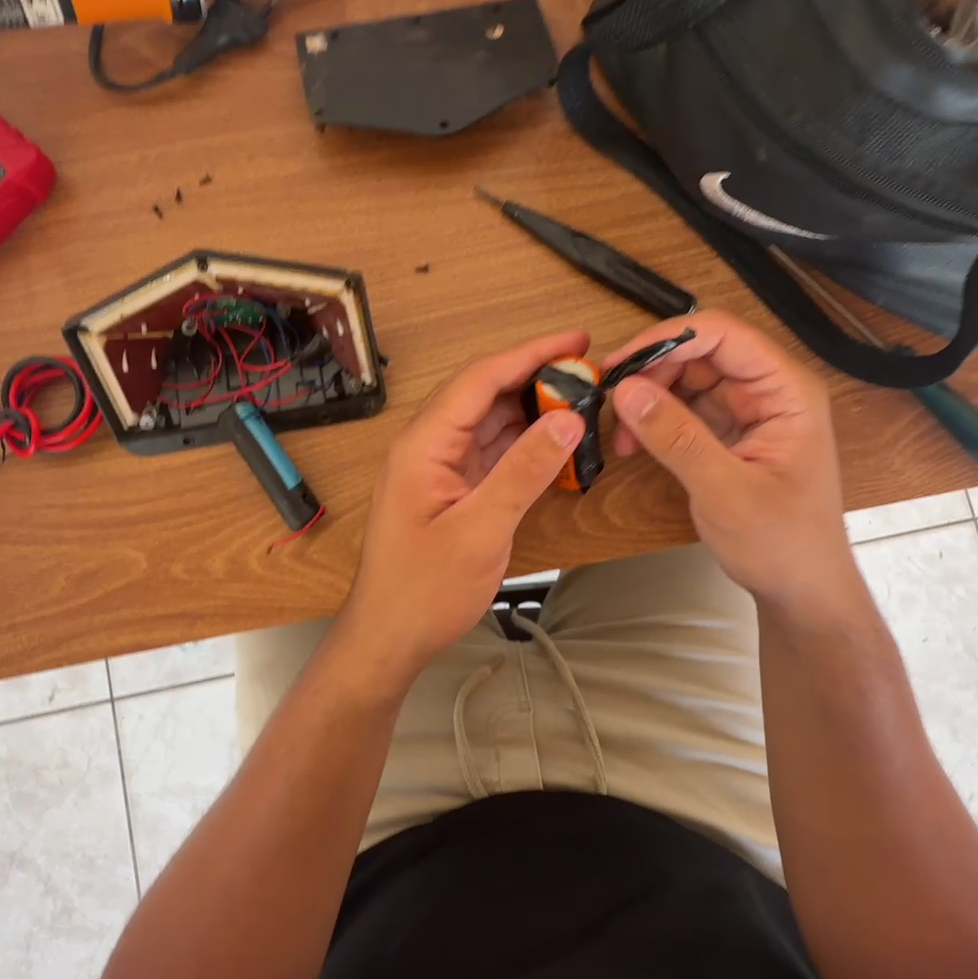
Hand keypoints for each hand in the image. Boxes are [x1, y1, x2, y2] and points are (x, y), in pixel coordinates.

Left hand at [333, 331, 586, 686]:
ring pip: (489, 421)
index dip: (530, 354)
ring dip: (531, 408)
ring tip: (580, 398)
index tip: (576, 340)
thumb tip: (568, 421)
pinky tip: (555, 440)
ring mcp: (438, 468)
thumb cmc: (424, 590)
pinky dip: (523, 443)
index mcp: (423, 445)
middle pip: (484, 393)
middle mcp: (428, 446)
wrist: (390, 638)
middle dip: (535, 375)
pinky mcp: (451, 490)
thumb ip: (523, 472)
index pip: (479, 379)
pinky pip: (490, 451)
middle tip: (587, 369)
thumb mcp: (480, 531)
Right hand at [605, 310, 854, 610]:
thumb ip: (676, 437)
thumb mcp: (724, 490)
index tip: (618, 364)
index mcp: (786, 391)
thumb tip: (626, 390)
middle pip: (700, 353)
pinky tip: (634, 444)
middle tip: (611, 403)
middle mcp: (768, 391)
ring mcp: (748, 412)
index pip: (723, 335)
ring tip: (621, 434)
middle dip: (651, 372)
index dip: (667, 338)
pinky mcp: (728, 434)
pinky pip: (684, 410)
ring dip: (649, 398)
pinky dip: (655, 421)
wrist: (800, 590)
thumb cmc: (780, 543)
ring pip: (686, 380)